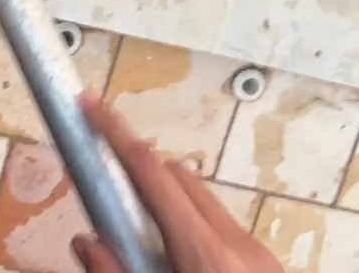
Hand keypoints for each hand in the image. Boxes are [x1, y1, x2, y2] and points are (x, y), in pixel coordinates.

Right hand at [72, 95, 281, 272]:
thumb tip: (84, 239)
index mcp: (204, 254)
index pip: (151, 171)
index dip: (115, 132)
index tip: (87, 102)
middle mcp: (237, 245)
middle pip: (179, 176)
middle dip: (142, 169)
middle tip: (110, 192)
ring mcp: (263, 258)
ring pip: (204, 202)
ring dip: (170, 203)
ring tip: (151, 247)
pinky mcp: (274, 271)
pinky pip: (225, 230)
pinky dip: (196, 230)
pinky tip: (186, 270)